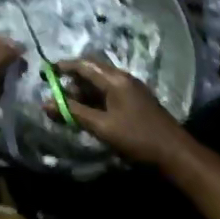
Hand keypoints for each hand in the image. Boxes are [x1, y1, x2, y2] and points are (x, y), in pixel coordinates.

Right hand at [52, 58, 194, 168]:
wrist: (174, 153)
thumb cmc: (136, 137)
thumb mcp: (101, 126)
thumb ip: (73, 113)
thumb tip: (45, 103)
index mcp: (115, 79)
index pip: (84, 65)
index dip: (63, 66)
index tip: (45, 72)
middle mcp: (123, 78)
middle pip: (92, 71)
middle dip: (72, 79)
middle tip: (55, 91)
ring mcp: (131, 89)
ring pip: (100, 82)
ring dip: (83, 90)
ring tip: (67, 104)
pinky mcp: (135, 101)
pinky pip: (109, 92)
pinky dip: (94, 98)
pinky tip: (87, 111)